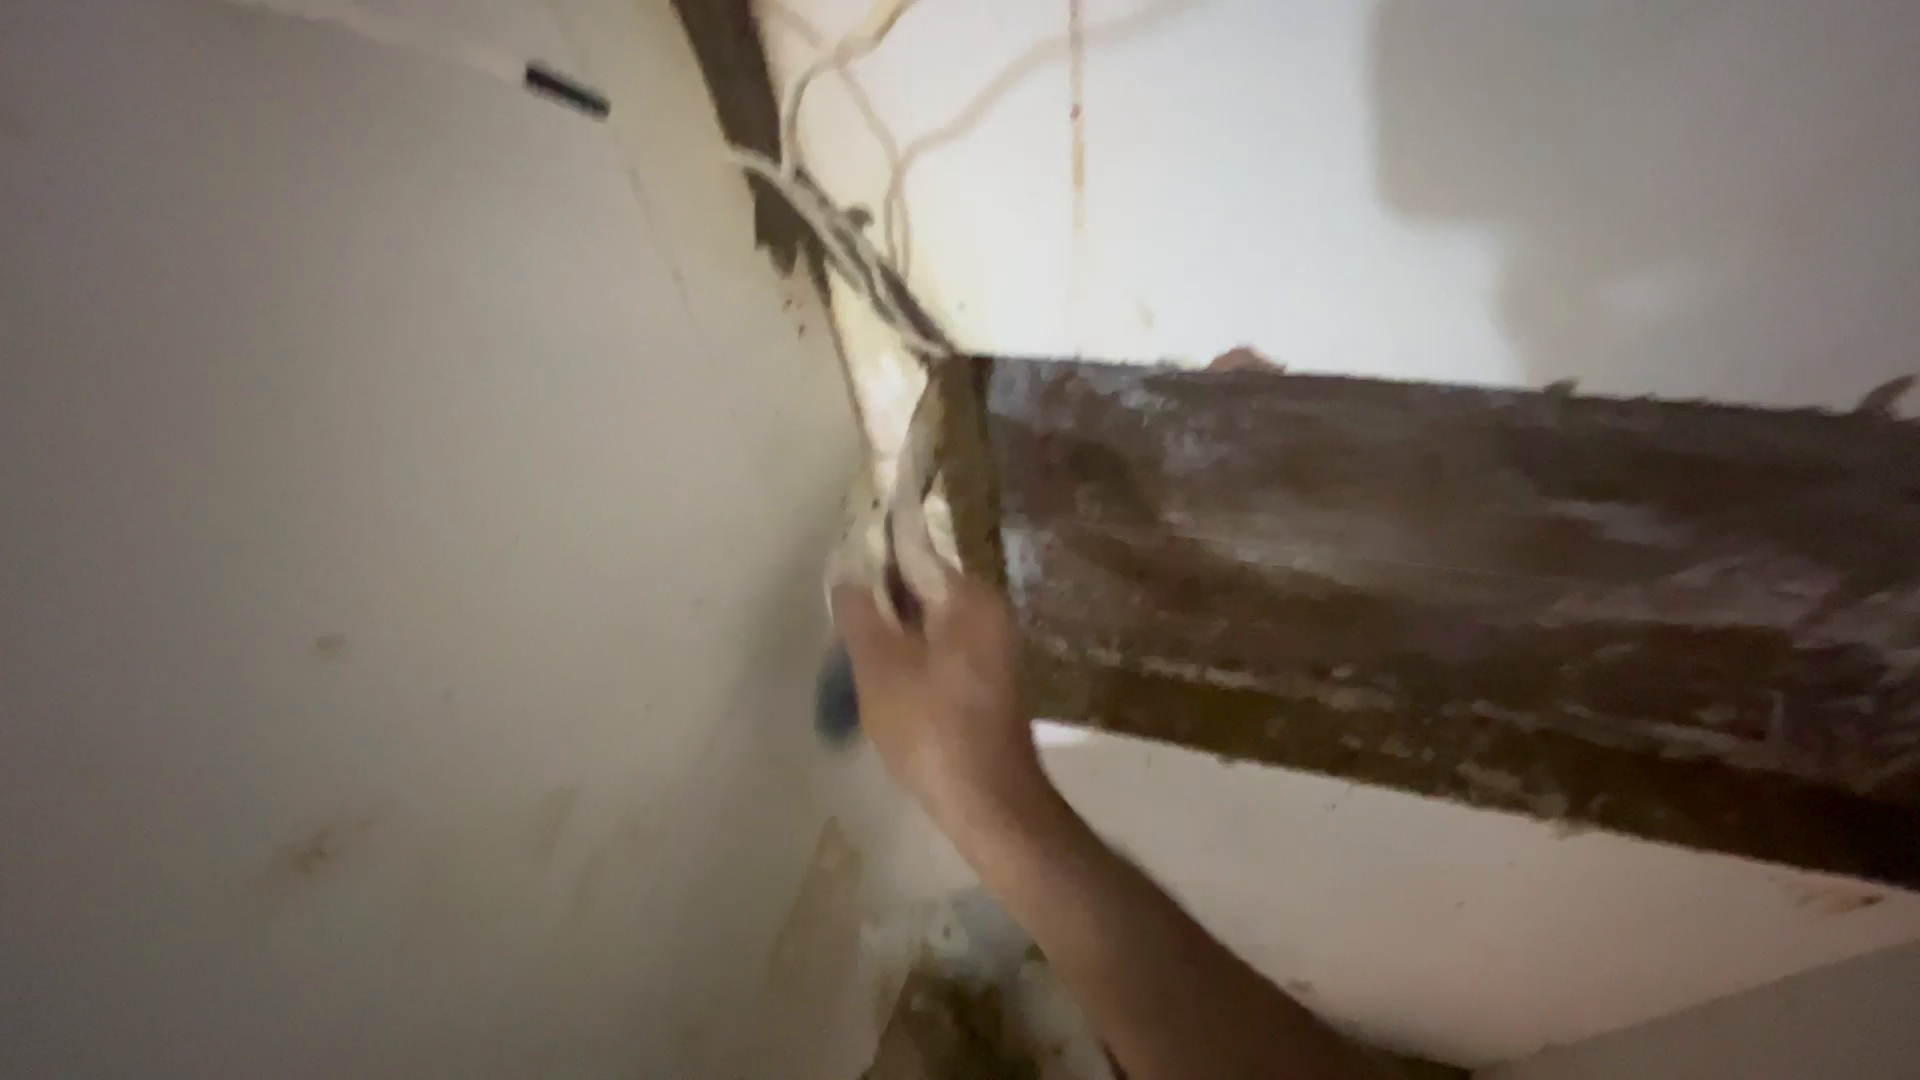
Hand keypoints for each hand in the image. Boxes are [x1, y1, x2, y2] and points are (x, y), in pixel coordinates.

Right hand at [831, 575, 1043, 833]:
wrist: (987, 800)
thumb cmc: (931, 728)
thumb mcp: (881, 668)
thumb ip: (860, 615)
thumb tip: (848, 578)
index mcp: (969, 598)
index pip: (915, 553)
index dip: (874, 554)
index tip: (840, 562)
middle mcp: (989, 612)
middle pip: (924, 586)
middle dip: (882, 598)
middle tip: (841, 616)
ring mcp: (994, 645)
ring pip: (931, 620)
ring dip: (895, 628)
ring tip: (854, 646)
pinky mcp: (989, 676)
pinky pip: (944, 646)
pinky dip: (914, 651)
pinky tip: (886, 674)